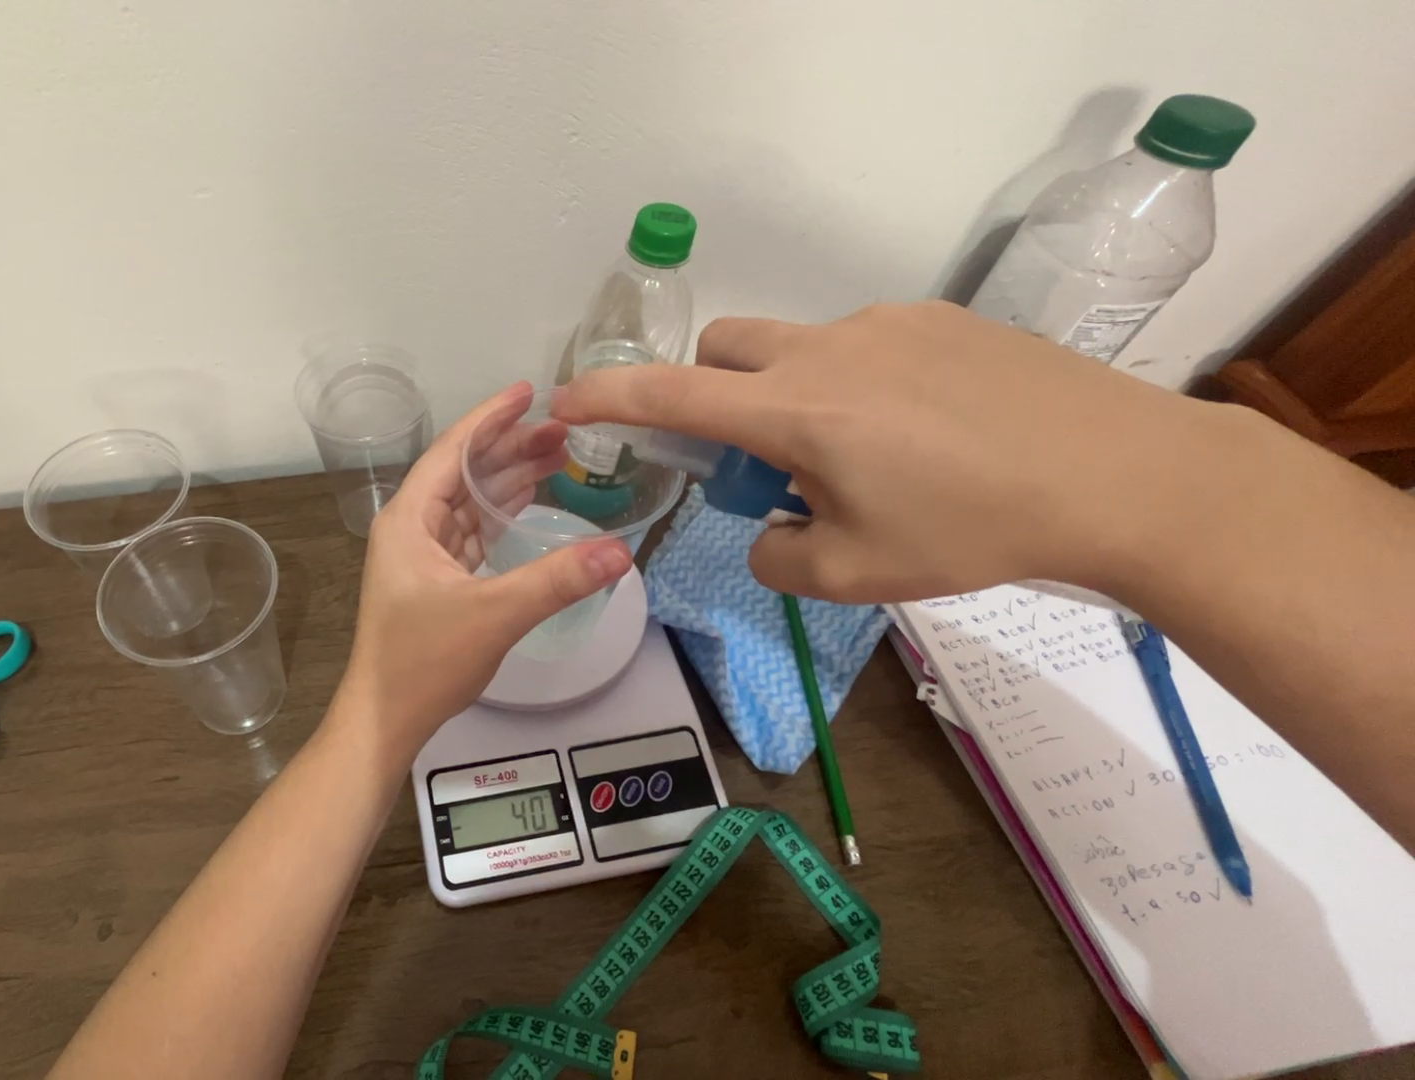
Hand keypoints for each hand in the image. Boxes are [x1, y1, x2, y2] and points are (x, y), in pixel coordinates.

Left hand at [333, 383, 631, 762]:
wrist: (386, 719)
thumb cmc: (424, 662)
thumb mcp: (495, 615)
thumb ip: (556, 580)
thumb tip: (619, 551)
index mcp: (409, 519)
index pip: (453, 451)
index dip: (491, 418)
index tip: (530, 392)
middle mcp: (411, 528)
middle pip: (465, 473)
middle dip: (512, 449)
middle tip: (565, 433)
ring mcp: (422, 556)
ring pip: (470, 503)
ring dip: (509, 482)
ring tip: (559, 460)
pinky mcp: (436, 582)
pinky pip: (473, 534)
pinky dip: (502, 518)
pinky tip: (531, 509)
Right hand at [552, 301, 1239, 602]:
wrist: (1126, 479)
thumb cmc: (974, 532)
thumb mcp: (854, 574)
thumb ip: (778, 556)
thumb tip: (769, 532)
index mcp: (796, 412)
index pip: (672, 393)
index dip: (608, 395)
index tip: (566, 401)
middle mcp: (827, 351)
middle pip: (723, 346)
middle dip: (708, 390)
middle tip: (755, 454)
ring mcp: (886, 324)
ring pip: (794, 348)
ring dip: (787, 394)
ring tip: (861, 454)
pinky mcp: (939, 319)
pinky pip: (859, 343)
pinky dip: (849, 383)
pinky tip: (918, 430)